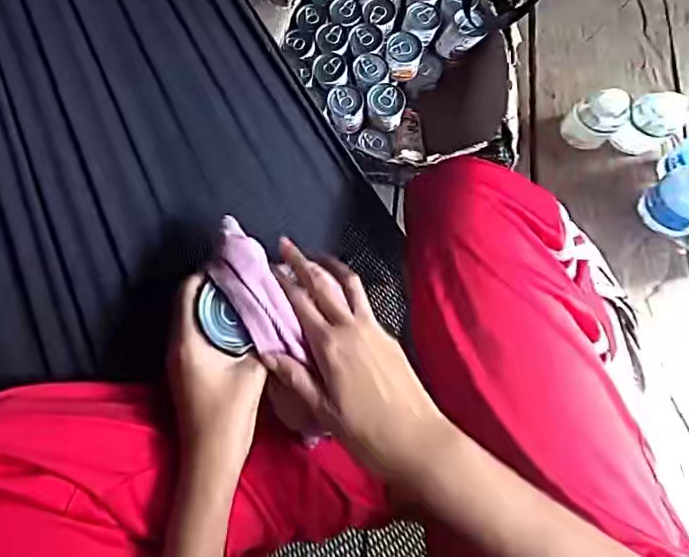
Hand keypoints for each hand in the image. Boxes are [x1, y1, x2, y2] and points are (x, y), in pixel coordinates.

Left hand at [168, 274, 266, 468]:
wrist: (210, 463)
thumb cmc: (227, 418)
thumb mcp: (252, 374)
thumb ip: (261, 341)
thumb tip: (271, 316)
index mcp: (186, 340)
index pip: (187, 290)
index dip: (206, 274)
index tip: (230, 267)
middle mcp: (175, 345)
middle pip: (187, 301)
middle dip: (211, 287)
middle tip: (239, 280)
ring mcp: (177, 359)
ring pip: (190, 317)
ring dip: (211, 306)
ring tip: (240, 299)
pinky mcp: (184, 370)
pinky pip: (193, 333)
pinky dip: (210, 323)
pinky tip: (234, 328)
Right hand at [262, 239, 452, 486]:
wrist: (421, 444)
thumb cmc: (369, 434)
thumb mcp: (324, 412)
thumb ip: (295, 377)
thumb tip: (267, 352)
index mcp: (329, 345)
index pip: (300, 302)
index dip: (283, 281)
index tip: (270, 265)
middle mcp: (350, 328)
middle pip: (323, 283)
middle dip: (302, 261)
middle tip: (286, 244)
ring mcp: (373, 329)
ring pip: (349, 284)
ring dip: (330, 266)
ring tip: (317, 256)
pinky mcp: (389, 336)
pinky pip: (364, 301)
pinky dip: (349, 287)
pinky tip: (343, 294)